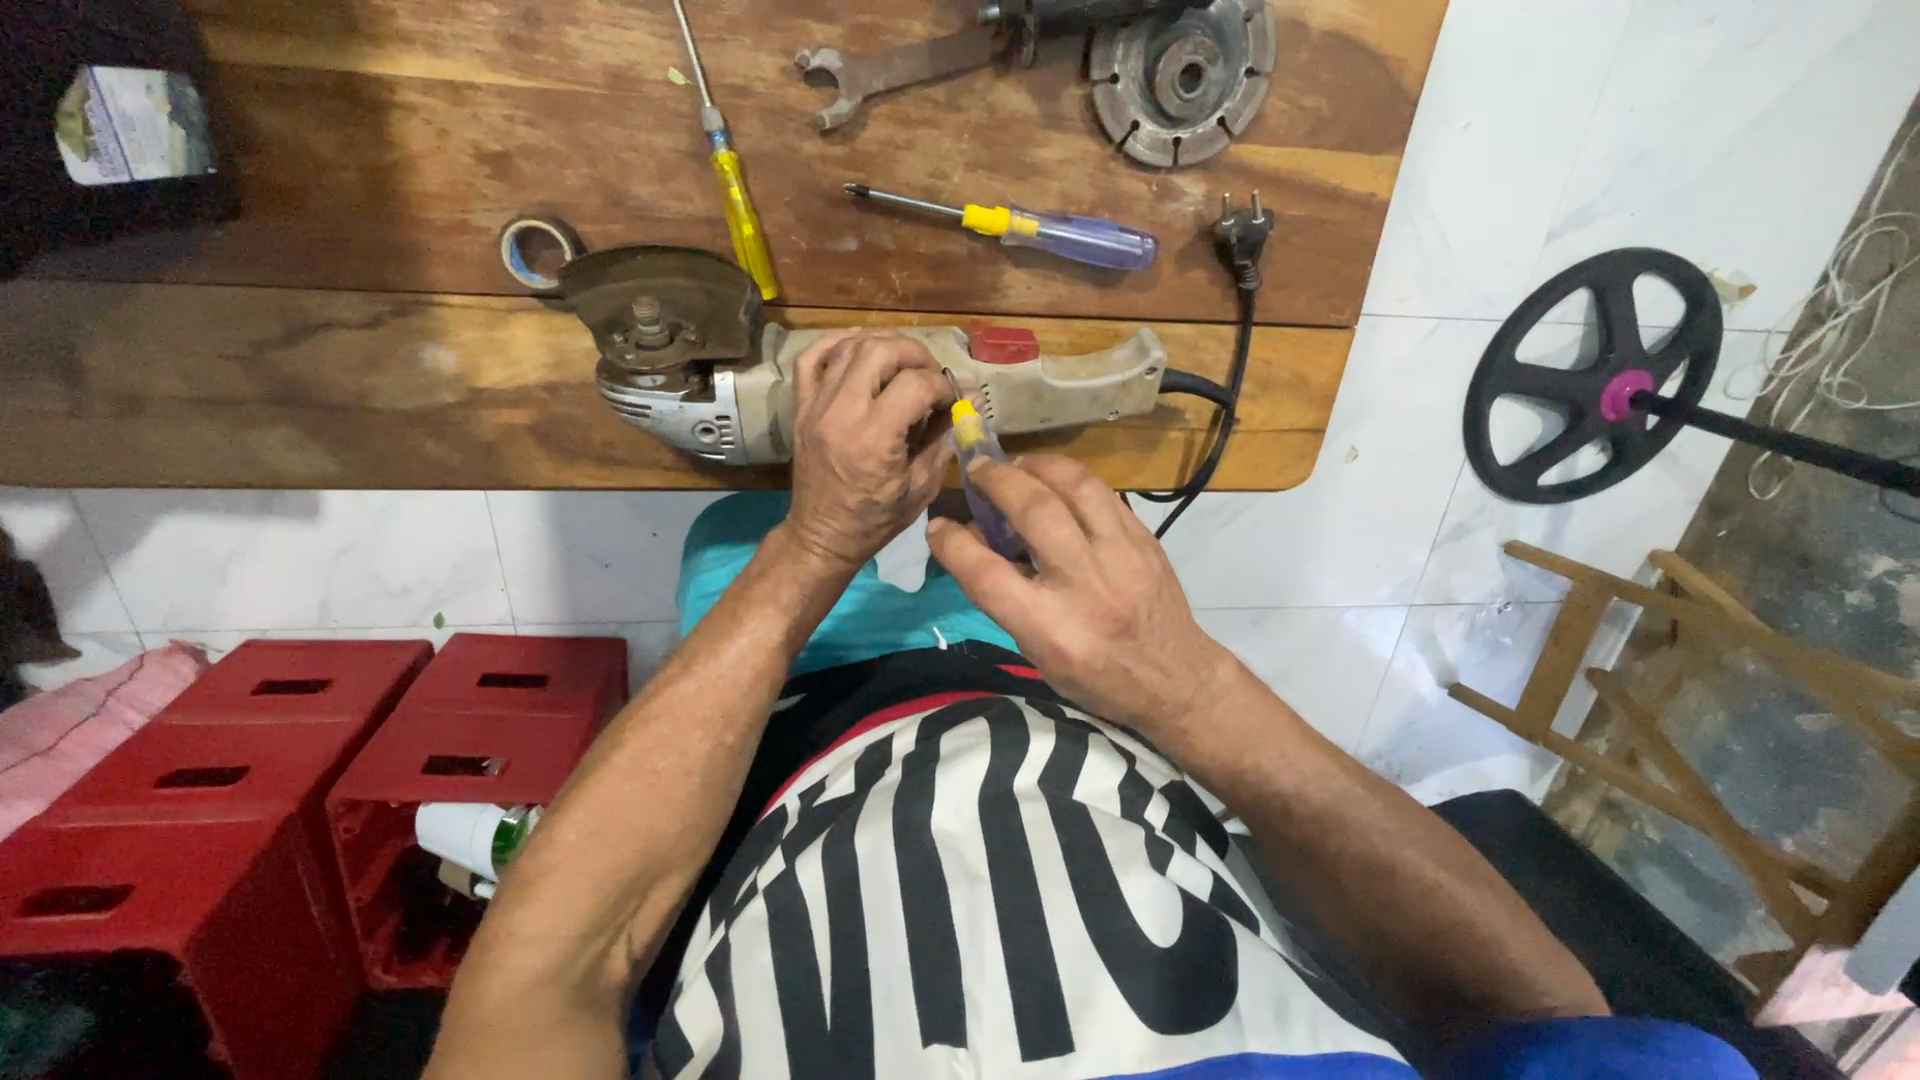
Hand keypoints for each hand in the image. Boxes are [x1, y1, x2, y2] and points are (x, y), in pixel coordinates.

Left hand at [784, 331, 954, 570]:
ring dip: (883, 344)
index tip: (951, 401)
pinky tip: (861, 346)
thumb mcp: (921, 486)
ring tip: (903, 361)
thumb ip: (945, 436)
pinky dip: (837, 342)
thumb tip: (973, 397)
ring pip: (849, 346)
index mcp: (874, 440)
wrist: (822, 536)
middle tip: (929, 374)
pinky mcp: (802, 406)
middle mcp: (841, 414)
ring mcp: (816, 406)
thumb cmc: (877, 520)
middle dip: (915, 354)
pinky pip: (812, 357)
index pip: (915, 385)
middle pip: (880, 351)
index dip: (942, 386)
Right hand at [926, 454, 1235, 738]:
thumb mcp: (1037, 653)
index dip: (953, 544)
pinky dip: (1072, 481)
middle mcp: (1085, 585)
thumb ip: (1005, 598)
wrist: (1174, 679)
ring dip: (1039, 465)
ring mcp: (1122, 557)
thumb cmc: (1095, 676)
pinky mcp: (1145, 540)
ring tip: (1018, 465)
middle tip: (978, 469)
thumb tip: (976, 541)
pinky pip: (1104, 494)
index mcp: (1050, 627)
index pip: (987, 574)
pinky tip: (1057, 482)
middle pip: (1034, 511)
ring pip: (1077, 486)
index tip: (938, 526)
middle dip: (998, 480)